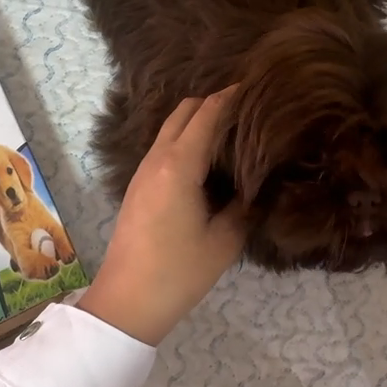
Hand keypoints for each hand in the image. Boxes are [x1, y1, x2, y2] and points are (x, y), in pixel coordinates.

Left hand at [80, 89, 246, 345]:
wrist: (127, 302)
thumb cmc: (178, 272)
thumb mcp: (224, 241)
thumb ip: (245, 205)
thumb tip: (259, 182)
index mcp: (179, 166)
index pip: (207, 115)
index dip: (231, 96)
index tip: (257, 83)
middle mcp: (157, 159)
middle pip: (184, 111)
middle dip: (214, 100)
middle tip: (248, 102)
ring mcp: (143, 172)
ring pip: (171, 128)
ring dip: (198, 118)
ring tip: (233, 123)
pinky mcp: (139, 186)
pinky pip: (164, 146)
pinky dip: (186, 136)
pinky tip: (208, 152)